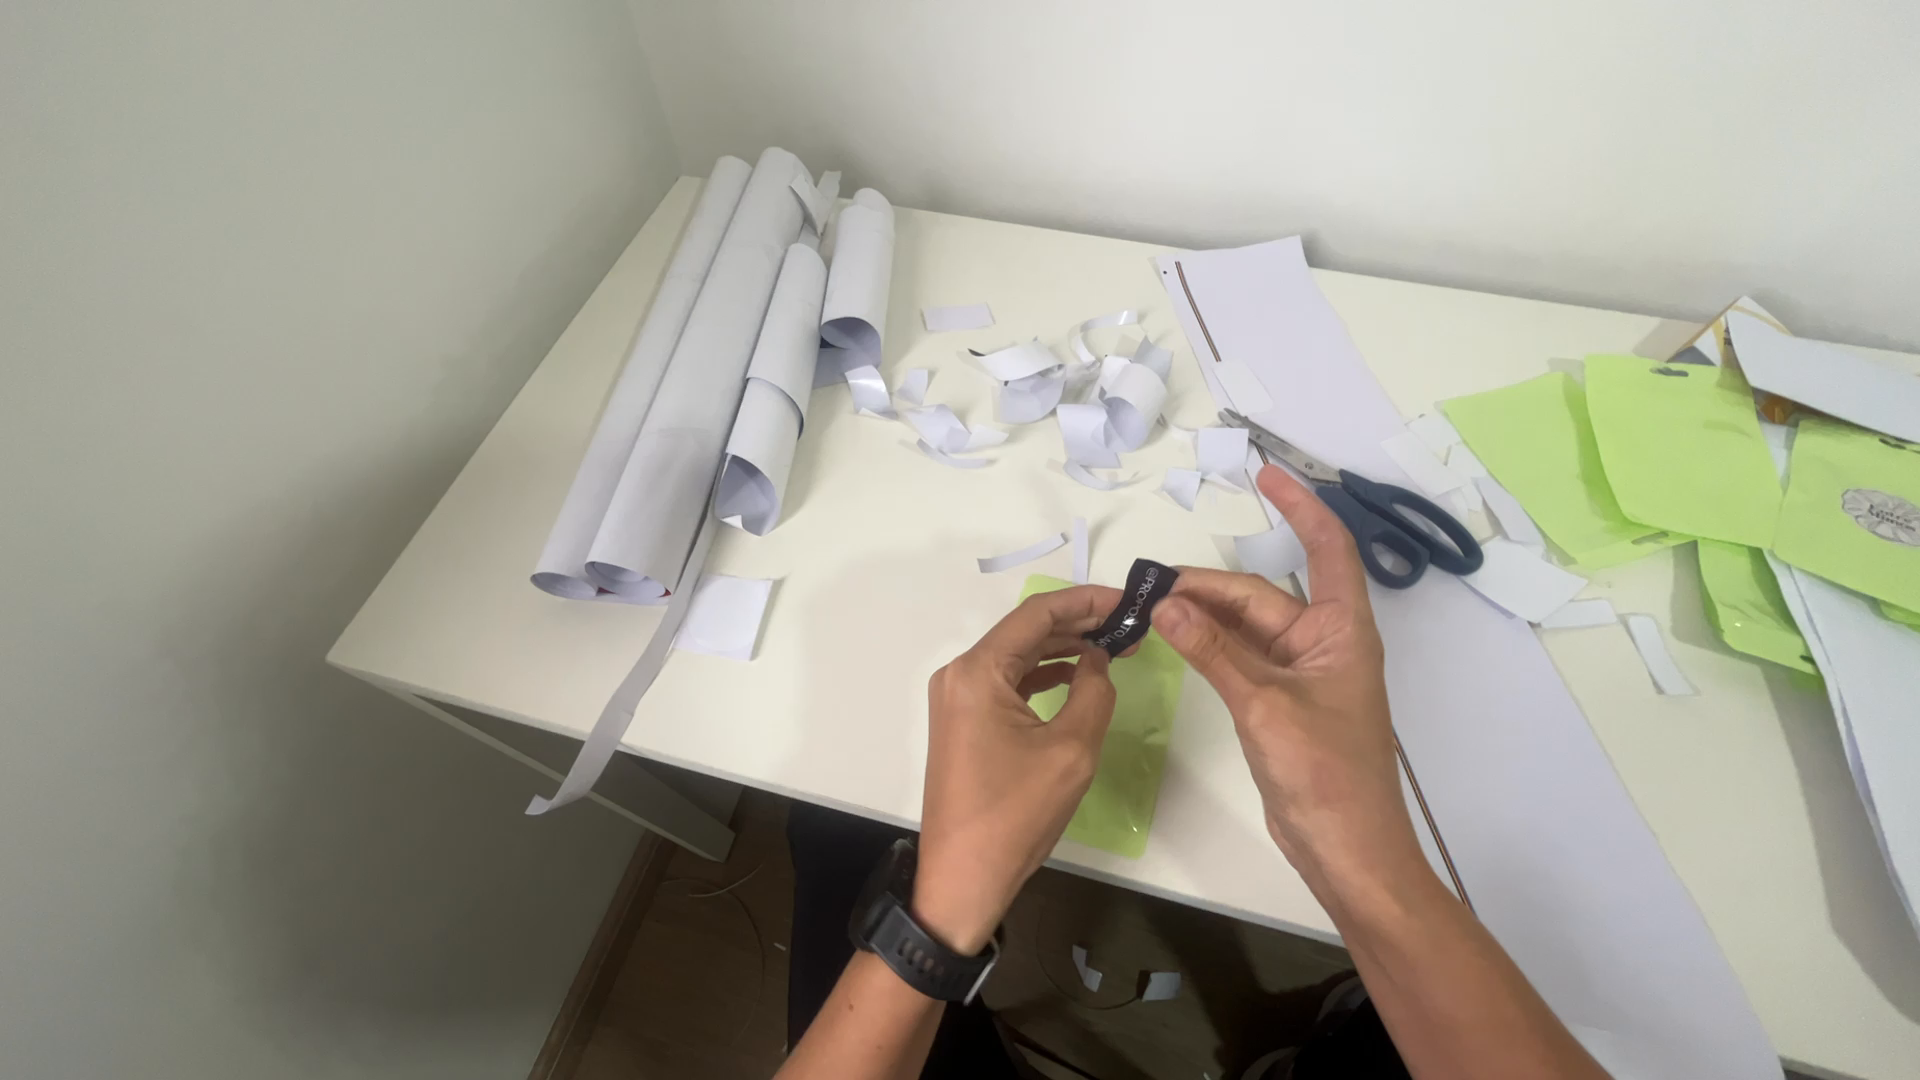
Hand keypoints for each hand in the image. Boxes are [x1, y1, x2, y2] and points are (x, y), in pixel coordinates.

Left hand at [914, 586, 1122, 954]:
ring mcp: (958, 697)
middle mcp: (960, 673)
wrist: (962, 877)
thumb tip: (1097, 657)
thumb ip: (1093, 691)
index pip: (1036, 614)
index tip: (1126, 599)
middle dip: (1077, 624)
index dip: (1084, 601)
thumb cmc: (1015, 814)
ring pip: (1017, 656)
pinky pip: (1007, 682)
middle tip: (1128, 624)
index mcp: (977, 671)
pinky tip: (1076, 674)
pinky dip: (1042, 675)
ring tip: (1113, 645)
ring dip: (1062, 648)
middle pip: (1025, 631)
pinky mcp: (964, 719)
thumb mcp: (1070, 750)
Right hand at [1153, 465, 1425, 900]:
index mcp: (1341, 631)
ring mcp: (1296, 671)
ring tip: (1151, 607)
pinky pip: (1236, 654)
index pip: (1325, 549)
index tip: (1266, 475)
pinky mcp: (1275, 698)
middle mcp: (1320, 641)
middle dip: (1208, 584)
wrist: (1344, 849)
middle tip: (1150, 585)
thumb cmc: (1324, 774)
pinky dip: (1205, 644)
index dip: (1299, 507)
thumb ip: (1214, 651)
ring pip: (1242, 625)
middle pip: (1260, 593)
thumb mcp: (1264, 705)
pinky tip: (1172, 637)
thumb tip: (1166, 605)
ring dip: (1202, 614)